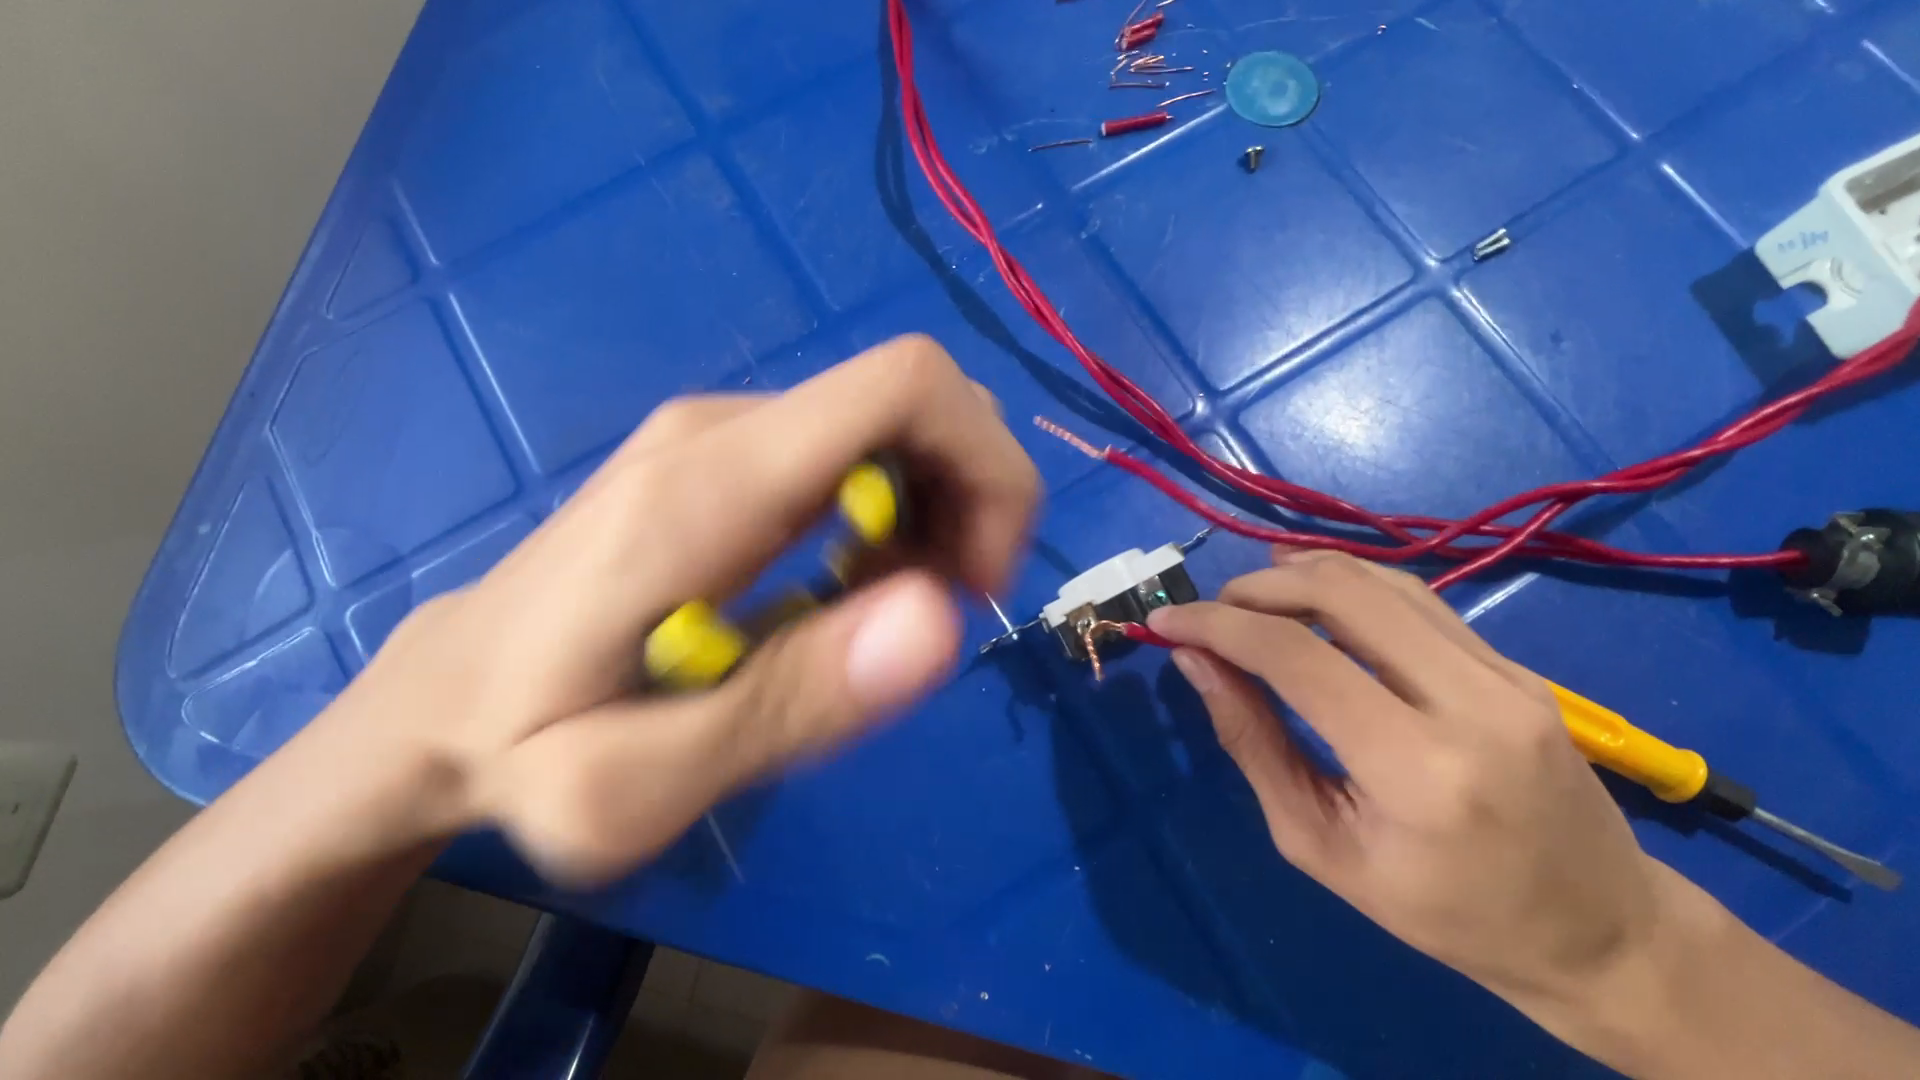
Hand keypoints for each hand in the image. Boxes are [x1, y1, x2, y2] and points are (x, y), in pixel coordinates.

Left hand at [334, 336, 1039, 885]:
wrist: (431, 705)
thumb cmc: (523, 753)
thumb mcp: (637, 782)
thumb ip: (787, 705)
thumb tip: (940, 621)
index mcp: (707, 488)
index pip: (904, 385)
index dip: (986, 466)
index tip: (977, 583)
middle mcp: (719, 431)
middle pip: (911, 400)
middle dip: (971, 499)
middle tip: (944, 612)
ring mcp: (715, 436)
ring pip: (889, 426)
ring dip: (935, 513)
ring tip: (886, 618)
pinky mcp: (717, 458)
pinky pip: (850, 450)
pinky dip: (893, 512)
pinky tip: (850, 588)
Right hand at [1146, 551, 1682, 1016]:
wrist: (1595, 929)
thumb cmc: (1442, 912)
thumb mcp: (1320, 845)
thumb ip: (1253, 743)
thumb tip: (1197, 662)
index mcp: (1416, 768)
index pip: (1296, 656)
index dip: (1218, 625)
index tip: (1166, 622)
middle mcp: (1469, 701)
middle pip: (1343, 593)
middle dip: (1257, 587)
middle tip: (1209, 611)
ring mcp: (1505, 675)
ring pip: (1383, 581)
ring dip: (1301, 575)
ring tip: (1249, 597)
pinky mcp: (1517, 666)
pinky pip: (1418, 601)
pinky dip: (1350, 586)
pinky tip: (1311, 595)